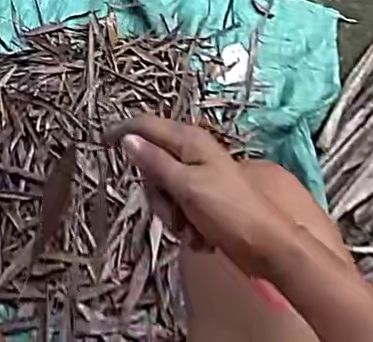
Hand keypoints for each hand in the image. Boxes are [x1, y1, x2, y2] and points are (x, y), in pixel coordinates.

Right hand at [108, 115, 296, 277]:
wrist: (269, 248)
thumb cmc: (229, 211)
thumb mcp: (186, 186)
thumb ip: (154, 162)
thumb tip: (128, 138)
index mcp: (188, 140)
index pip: (145, 125)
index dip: (123, 131)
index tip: (102, 142)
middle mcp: (192, 152)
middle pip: (152, 164)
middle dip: (157, 193)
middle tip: (171, 212)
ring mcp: (199, 175)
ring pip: (164, 189)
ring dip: (172, 214)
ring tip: (190, 229)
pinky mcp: (205, 198)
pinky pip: (180, 206)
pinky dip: (185, 224)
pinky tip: (201, 236)